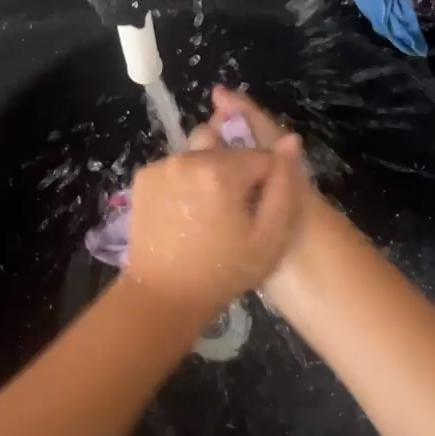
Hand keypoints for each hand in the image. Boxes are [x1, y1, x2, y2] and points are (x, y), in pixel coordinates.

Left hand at [125, 123, 304, 322]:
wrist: (164, 296)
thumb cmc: (223, 272)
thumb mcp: (269, 238)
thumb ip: (285, 186)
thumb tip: (291, 139)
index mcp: (221, 169)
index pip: (262, 157)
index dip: (267, 184)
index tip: (257, 213)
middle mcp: (188, 157)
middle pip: (229, 152)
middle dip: (237, 177)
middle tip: (232, 216)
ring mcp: (162, 164)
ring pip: (202, 156)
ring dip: (210, 176)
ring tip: (208, 214)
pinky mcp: (144, 175)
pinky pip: (177, 167)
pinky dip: (185, 181)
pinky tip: (185, 212)